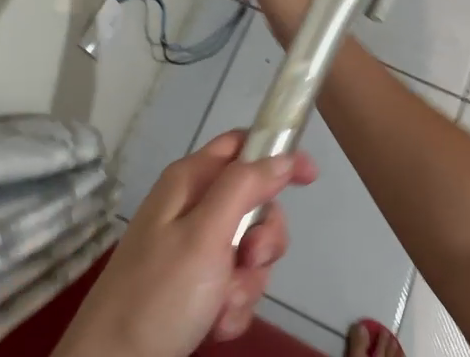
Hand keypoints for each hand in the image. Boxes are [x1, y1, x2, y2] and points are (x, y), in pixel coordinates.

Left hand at [54, 131, 317, 356]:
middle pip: (254, 203)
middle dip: (262, 240)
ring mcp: (192, 248)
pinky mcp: (194, 286)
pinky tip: (215, 323)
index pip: (242, 146)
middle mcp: (191, 208)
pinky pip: (235, 285)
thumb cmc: (159, 293)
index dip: (277, 154)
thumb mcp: (205, 234)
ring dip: (246, 283)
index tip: (311, 179)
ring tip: (221, 306)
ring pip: (248, 251)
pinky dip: (233, 306)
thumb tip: (282, 156)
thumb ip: (244, 188)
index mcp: (189, 181)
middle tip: (250, 261)